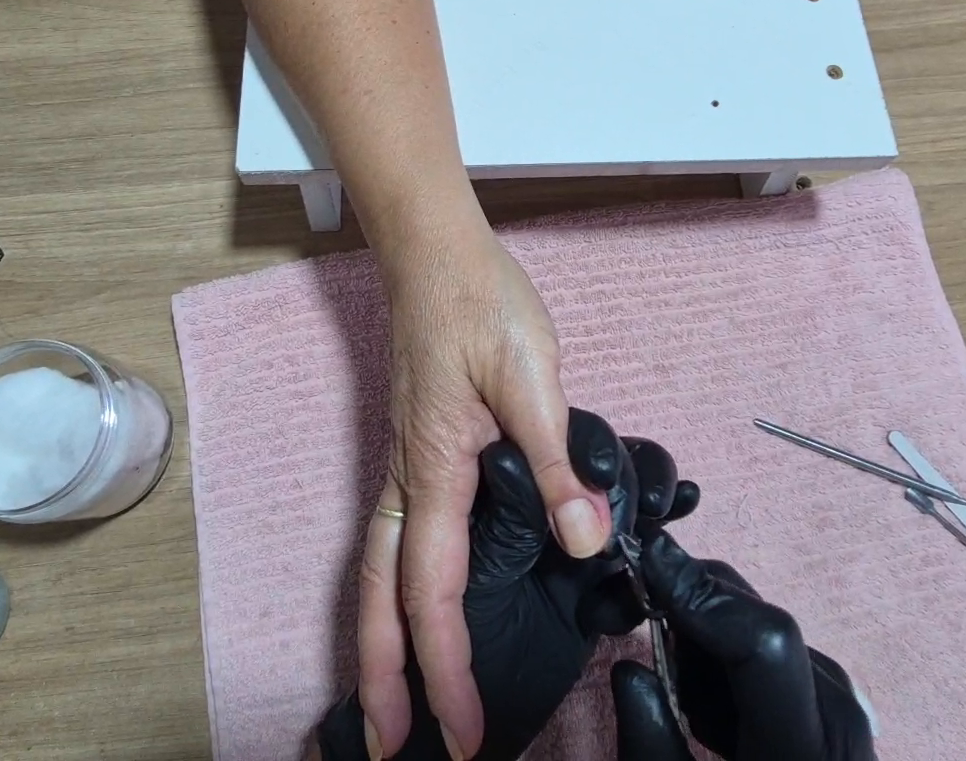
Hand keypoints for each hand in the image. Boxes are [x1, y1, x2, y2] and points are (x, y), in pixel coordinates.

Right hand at [360, 228, 612, 756]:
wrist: (438, 254)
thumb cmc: (479, 303)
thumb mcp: (531, 377)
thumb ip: (554, 463)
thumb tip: (585, 541)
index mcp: (436, 468)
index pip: (432, 589)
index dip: (443, 665)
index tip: (460, 731)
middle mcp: (410, 474)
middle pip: (379, 589)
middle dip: (380, 670)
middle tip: (384, 740)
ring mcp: (409, 457)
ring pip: (379, 562)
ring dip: (379, 630)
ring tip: (387, 690)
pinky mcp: (421, 440)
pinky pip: (398, 528)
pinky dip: (396, 580)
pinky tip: (416, 590)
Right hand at [611, 530, 875, 760]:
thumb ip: (651, 748)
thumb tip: (630, 668)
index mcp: (804, 754)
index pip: (762, 642)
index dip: (698, 591)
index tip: (641, 560)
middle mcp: (838, 715)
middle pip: (753, 618)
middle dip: (682, 603)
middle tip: (618, 619)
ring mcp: (841, 703)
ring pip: (755, 622)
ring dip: (699, 632)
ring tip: (672, 690)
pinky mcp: (833, 699)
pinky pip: (767, 646)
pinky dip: (723, 654)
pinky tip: (707, 707)